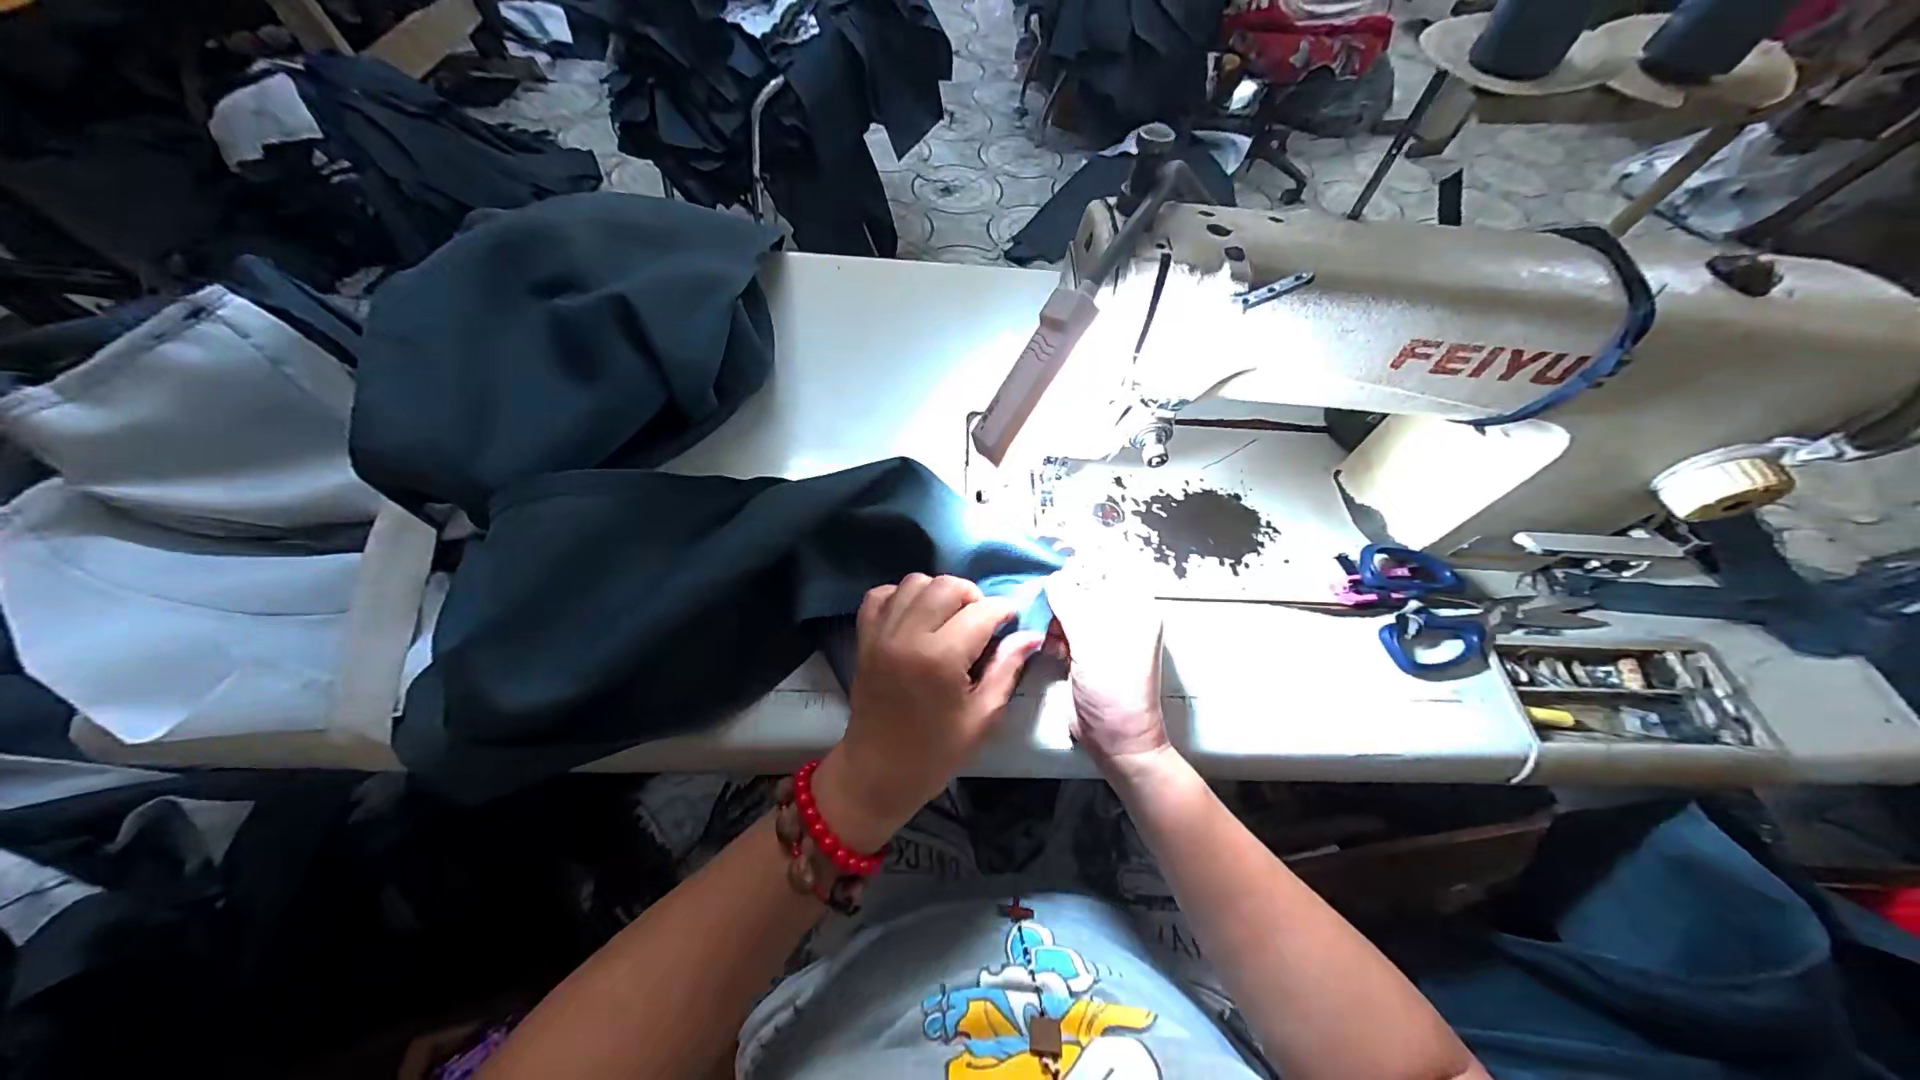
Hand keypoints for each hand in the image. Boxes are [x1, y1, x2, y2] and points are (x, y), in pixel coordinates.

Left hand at [814, 574, 1045, 851]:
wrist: (877, 772)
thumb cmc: (935, 752)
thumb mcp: (982, 717)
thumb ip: (1007, 669)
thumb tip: (1030, 635)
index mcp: (940, 658)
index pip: (982, 611)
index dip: (1005, 612)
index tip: (1012, 623)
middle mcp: (908, 636)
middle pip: (947, 585)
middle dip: (973, 597)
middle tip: (982, 623)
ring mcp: (881, 633)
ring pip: (915, 582)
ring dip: (939, 592)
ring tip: (951, 618)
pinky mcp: (864, 637)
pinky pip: (881, 595)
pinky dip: (902, 597)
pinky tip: (917, 617)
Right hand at [1045, 563, 1170, 778]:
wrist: (1115, 740)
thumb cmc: (1114, 688)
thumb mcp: (1092, 639)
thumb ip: (1071, 601)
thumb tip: (1053, 577)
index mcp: (1135, 606)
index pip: (1107, 565)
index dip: (1080, 556)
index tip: (1049, 549)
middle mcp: (1121, 615)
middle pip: (1085, 584)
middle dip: (1061, 590)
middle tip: (1041, 598)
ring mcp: (1102, 634)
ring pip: (1069, 606)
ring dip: (1054, 614)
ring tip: (1050, 634)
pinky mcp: (1085, 651)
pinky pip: (1064, 627)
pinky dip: (1053, 632)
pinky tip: (1051, 647)